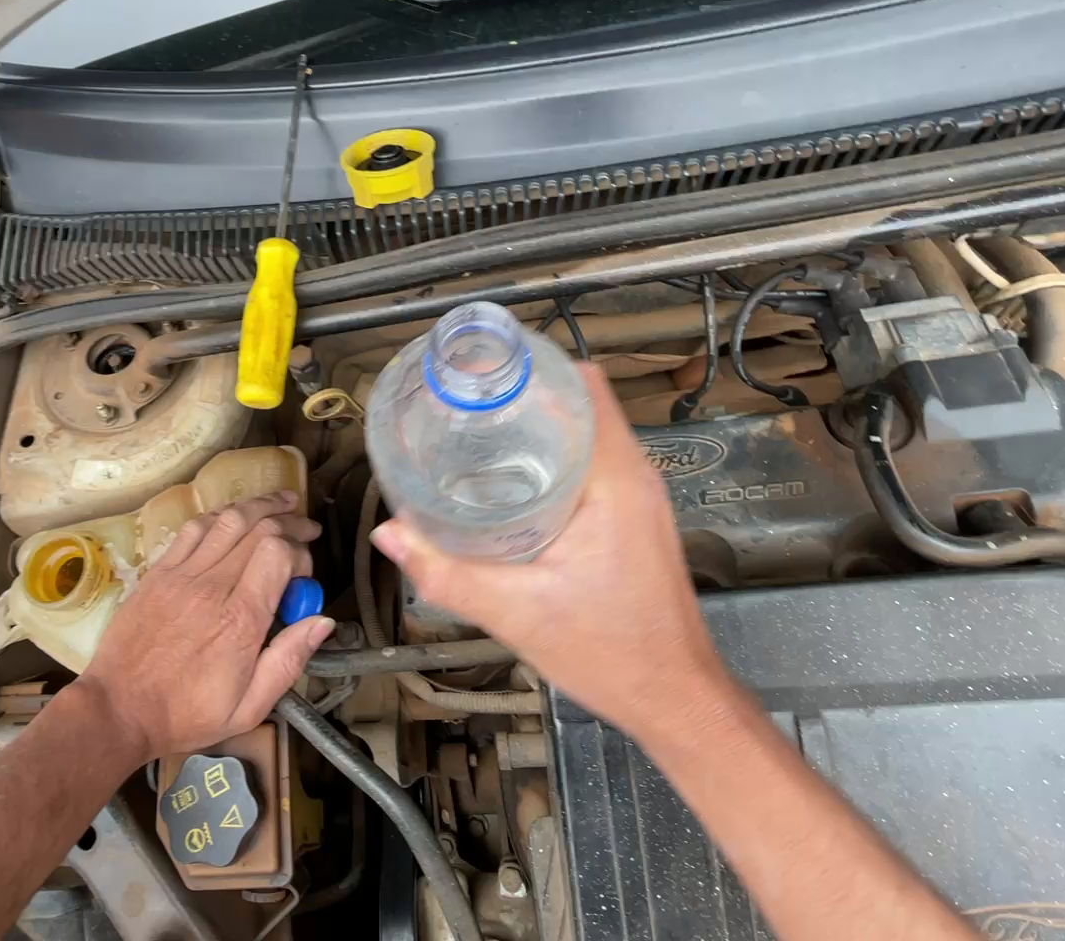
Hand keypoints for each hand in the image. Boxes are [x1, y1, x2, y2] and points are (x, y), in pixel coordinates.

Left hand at [75, 491, 334, 761]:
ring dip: (260, 505)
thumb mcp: (249, 707)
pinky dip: (221, 515)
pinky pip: (194, 528)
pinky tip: (236, 515)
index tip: (304, 575)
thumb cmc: (186, 713)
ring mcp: (182, 574)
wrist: (117, 710)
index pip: (279, 554)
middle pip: (258, 528)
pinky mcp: (159, 571)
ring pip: (228, 519)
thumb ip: (288, 661)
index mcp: (240, 620)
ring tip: (282, 502)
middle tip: (308, 529)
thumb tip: (323, 621)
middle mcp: (212, 586)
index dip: (301, 553)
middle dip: (290, 522)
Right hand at [370, 364, 730, 730]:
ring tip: (479, 435)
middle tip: (465, 406)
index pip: (585, 386)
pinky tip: (511, 481)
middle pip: (582, 400)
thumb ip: (446, 572)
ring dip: (540, 425)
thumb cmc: (609, 653)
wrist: (673, 696)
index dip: (533, 367)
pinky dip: (554, 455)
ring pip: (588, 430)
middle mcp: (634, 475)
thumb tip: (391, 535)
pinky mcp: (635, 516)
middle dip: (524, 394)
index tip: (481, 375)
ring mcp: (640, 496)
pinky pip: (594, 460)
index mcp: (614, 481)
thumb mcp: (515, 613)